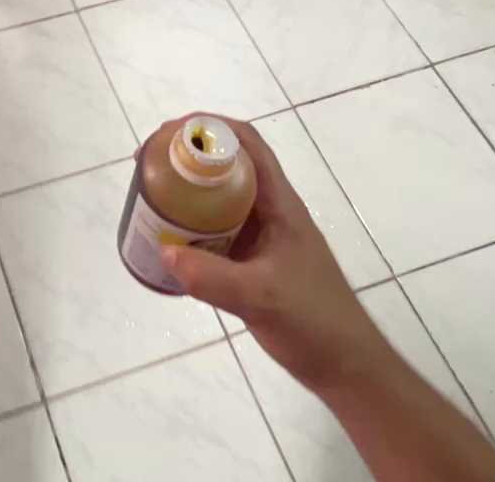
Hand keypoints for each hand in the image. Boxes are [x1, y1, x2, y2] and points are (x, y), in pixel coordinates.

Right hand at [162, 118, 397, 396]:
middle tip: (147, 165)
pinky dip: (186, 223)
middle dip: (185, 156)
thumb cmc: (315, 323)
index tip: (169, 133)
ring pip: (216, 196)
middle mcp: (268, 211)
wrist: (347, 368)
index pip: (247, 144)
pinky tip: (164, 237)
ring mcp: (259, 235)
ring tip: (147, 195)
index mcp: (279, 204)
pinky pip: (212, 228)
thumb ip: (213, 277)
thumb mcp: (262, 298)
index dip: (209, 127)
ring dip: (183, 189)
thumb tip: (164, 251)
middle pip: (225, 164)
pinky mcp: (249, 259)